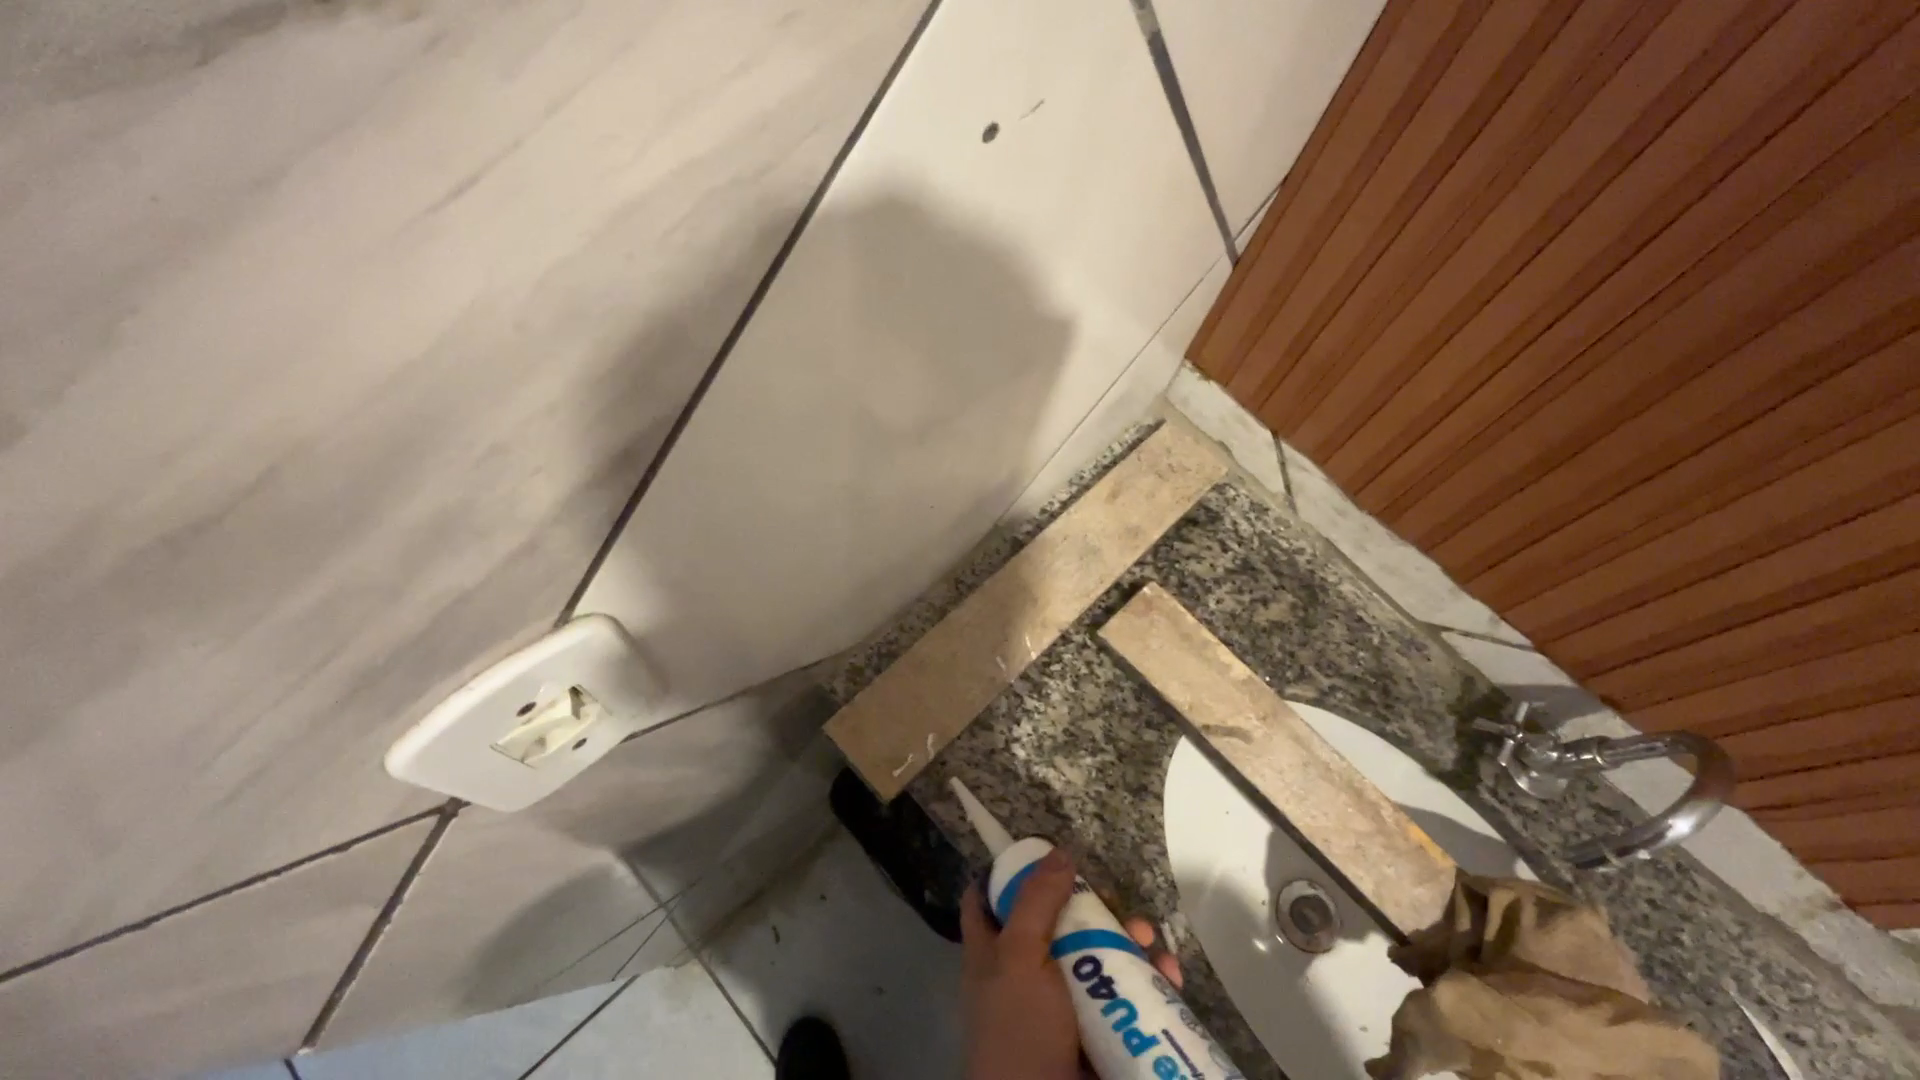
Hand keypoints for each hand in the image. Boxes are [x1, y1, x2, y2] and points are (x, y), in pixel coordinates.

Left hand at [960, 848, 1182, 1079]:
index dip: (1005, 876)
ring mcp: (1065, 1007)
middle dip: (1094, 910)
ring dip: (1130, 944)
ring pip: (1100, 960)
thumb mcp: (1018, 958)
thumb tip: (1058, 852)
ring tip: (1150, 941)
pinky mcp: (1101, 1033)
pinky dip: (1152, 985)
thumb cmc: (1017, 1029)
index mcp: (993, 955)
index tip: (1038, 853)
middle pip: (1058, 926)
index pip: (986, 903)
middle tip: (1118, 904)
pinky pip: (1130, 1000)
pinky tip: (1169, 975)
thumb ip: (1036, 904)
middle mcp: (1027, 976)